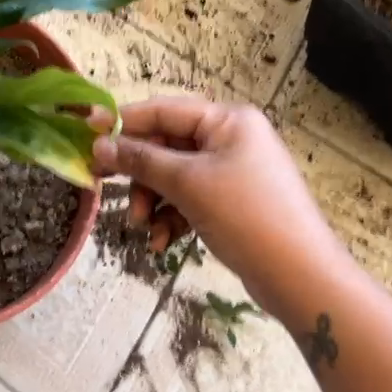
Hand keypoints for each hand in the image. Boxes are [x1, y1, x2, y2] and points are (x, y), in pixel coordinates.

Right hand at [92, 97, 348, 312]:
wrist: (303, 280)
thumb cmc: (247, 217)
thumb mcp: (187, 184)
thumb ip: (140, 160)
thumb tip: (99, 145)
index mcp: (227, 120)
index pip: (163, 110)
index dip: (123, 122)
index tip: (88, 131)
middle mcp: (231, 138)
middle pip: (166, 145)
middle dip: (141, 174)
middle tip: (105, 188)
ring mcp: (234, 171)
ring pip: (174, 176)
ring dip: (154, 200)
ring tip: (144, 228)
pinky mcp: (234, 203)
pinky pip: (191, 199)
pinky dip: (173, 217)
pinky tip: (163, 243)